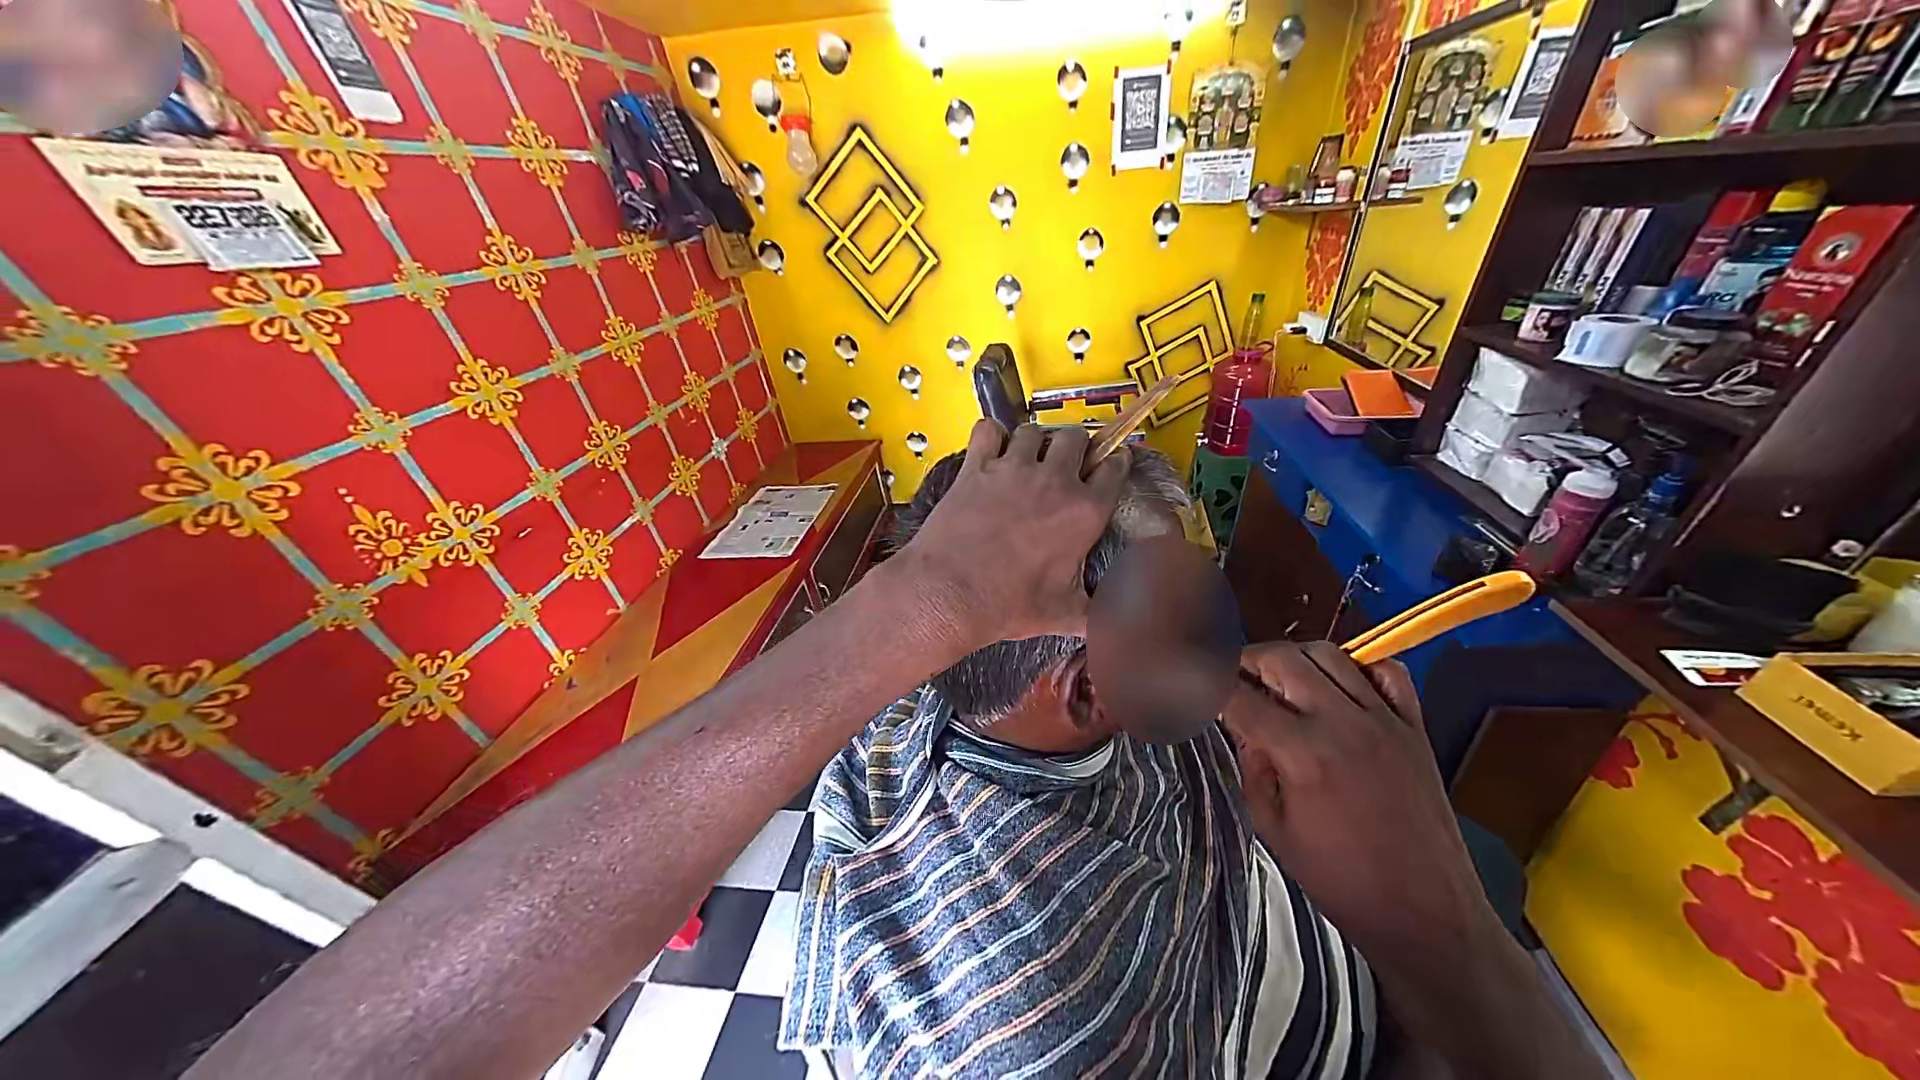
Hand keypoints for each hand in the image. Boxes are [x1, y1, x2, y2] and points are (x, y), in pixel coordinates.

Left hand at [889, 420, 1127, 648]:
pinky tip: (992, 447)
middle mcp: (1052, 483)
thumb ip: (1097, 612)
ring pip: (1034, 431)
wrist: (950, 594)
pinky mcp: (976, 468)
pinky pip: (989, 430)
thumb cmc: (1005, 603)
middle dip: (1075, 445)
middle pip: (1076, 437)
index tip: (1113, 461)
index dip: (1115, 463)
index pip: (1113, 470)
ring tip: (1030, 455)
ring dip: (1035, 440)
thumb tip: (1114, 620)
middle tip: (1068, 458)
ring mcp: (1012, 470)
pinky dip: (992, 434)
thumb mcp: (1064, 613)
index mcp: (1083, 513)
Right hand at [1225, 642, 1499, 955]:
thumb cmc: (1340, 879)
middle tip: (1234, 680)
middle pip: (1281, 658)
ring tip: (1281, 681)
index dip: (1208, 685)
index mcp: (1302, 752)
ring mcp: (1384, 720)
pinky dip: (1358, 667)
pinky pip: (1388, 671)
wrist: (1426, 914)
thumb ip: (1252, 765)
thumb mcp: (1273, 826)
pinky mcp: (1415, 727)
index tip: (1193, 683)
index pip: (1239, 696)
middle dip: (1246, 662)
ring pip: (1329, 653)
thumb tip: (1242, 726)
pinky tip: (1340, 687)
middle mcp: (1342, 722)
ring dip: (1294, 659)